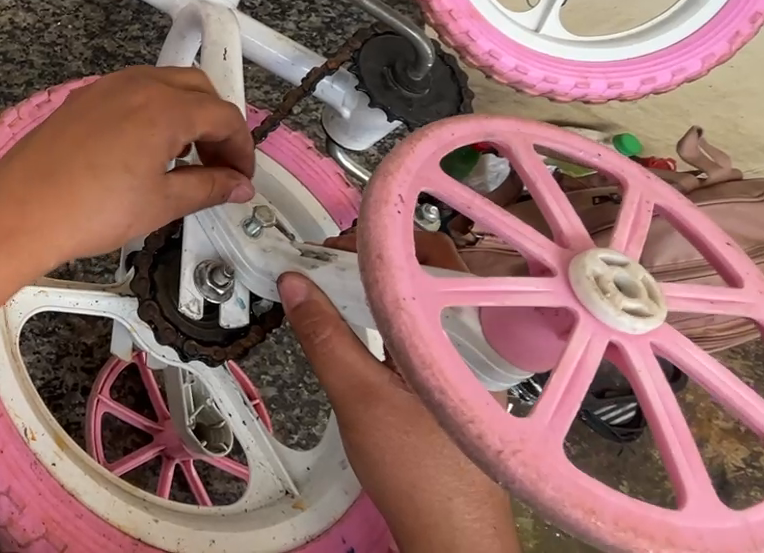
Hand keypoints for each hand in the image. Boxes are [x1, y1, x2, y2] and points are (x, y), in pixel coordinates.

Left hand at [0, 66, 255, 266]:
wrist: (20, 210)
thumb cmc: (86, 208)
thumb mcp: (161, 203)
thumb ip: (208, 187)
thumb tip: (235, 184)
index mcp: (164, 106)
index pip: (223, 115)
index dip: (242, 147)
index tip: (241, 175)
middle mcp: (135, 85)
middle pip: (197, 88)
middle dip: (216, 123)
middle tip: (219, 164)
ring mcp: (104, 88)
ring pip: (163, 85)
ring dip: (185, 113)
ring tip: (185, 159)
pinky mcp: (81, 99)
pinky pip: (131, 92)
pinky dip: (152, 111)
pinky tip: (146, 150)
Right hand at [278, 231, 520, 552]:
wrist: (452, 543)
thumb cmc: (418, 470)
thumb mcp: (359, 396)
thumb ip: (324, 335)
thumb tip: (291, 280)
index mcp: (465, 335)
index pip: (430, 257)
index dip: (377, 242)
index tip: (329, 246)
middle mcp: (471, 343)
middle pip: (420, 277)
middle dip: (366, 262)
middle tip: (321, 262)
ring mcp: (462, 366)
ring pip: (413, 306)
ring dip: (367, 291)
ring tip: (325, 288)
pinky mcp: (447, 387)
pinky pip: (410, 333)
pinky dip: (376, 320)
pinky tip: (347, 327)